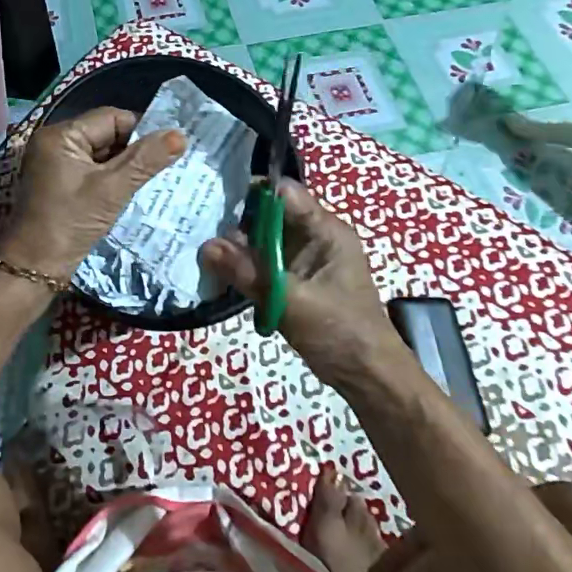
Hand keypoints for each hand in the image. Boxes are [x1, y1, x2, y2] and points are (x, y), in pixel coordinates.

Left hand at [1, 107, 184, 280]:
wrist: (33, 270)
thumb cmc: (70, 223)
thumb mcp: (113, 189)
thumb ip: (146, 159)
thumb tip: (181, 135)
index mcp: (61, 135)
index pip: (111, 118)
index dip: (139, 132)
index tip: (162, 154)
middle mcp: (53, 141)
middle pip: (106, 134)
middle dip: (132, 151)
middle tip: (157, 170)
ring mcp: (54, 163)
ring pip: (101, 153)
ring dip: (123, 166)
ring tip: (144, 182)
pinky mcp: (57, 182)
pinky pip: (91, 169)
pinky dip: (109, 178)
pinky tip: (125, 192)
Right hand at [199, 180, 402, 383]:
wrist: (368, 377)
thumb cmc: (340, 331)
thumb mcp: (291, 301)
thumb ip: (249, 273)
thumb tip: (206, 246)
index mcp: (327, 231)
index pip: (286, 194)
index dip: (254, 194)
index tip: (218, 203)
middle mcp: (316, 238)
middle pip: (271, 216)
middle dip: (240, 224)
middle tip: (203, 236)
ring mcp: (305, 260)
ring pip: (265, 241)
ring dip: (239, 250)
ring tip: (206, 259)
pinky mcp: (295, 281)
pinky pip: (266, 265)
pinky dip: (246, 269)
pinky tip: (220, 276)